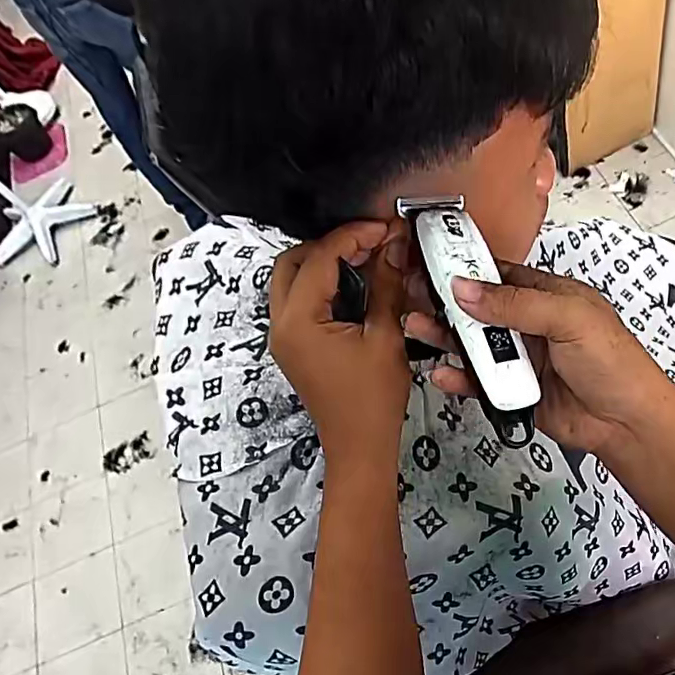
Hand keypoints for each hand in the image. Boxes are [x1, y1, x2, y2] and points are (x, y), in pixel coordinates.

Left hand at [269, 220, 412, 470]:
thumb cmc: (372, 404)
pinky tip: (355, 287)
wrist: (360, 447)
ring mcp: (284, 338)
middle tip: (371, 242)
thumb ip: (386, 287)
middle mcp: (281, 326)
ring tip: (366, 261)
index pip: (320, 258)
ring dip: (325, 264)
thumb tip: (392, 248)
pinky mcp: (295, 348)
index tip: (383, 228)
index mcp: (298, 321)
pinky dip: (324, 287)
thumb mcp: (386, 339)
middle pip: (294, 261)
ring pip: (293, 280)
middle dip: (333, 245)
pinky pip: (300, 302)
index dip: (354, 236)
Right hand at [402, 262, 674, 454]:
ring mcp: (524, 360)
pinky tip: (446, 372)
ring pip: (476, 347)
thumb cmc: (617, 365)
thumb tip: (471, 290)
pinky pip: (481, 383)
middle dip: (449, 305)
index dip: (468, 270)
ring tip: (421, 328)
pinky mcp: (517, 392)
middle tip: (418, 298)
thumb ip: (516, 303)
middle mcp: (532, 327)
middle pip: (480, 312)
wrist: (625, 421)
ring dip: (448, 339)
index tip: (436, 265)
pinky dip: (461, 378)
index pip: (499, 276)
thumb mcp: (568, 319)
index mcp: (548, 297)